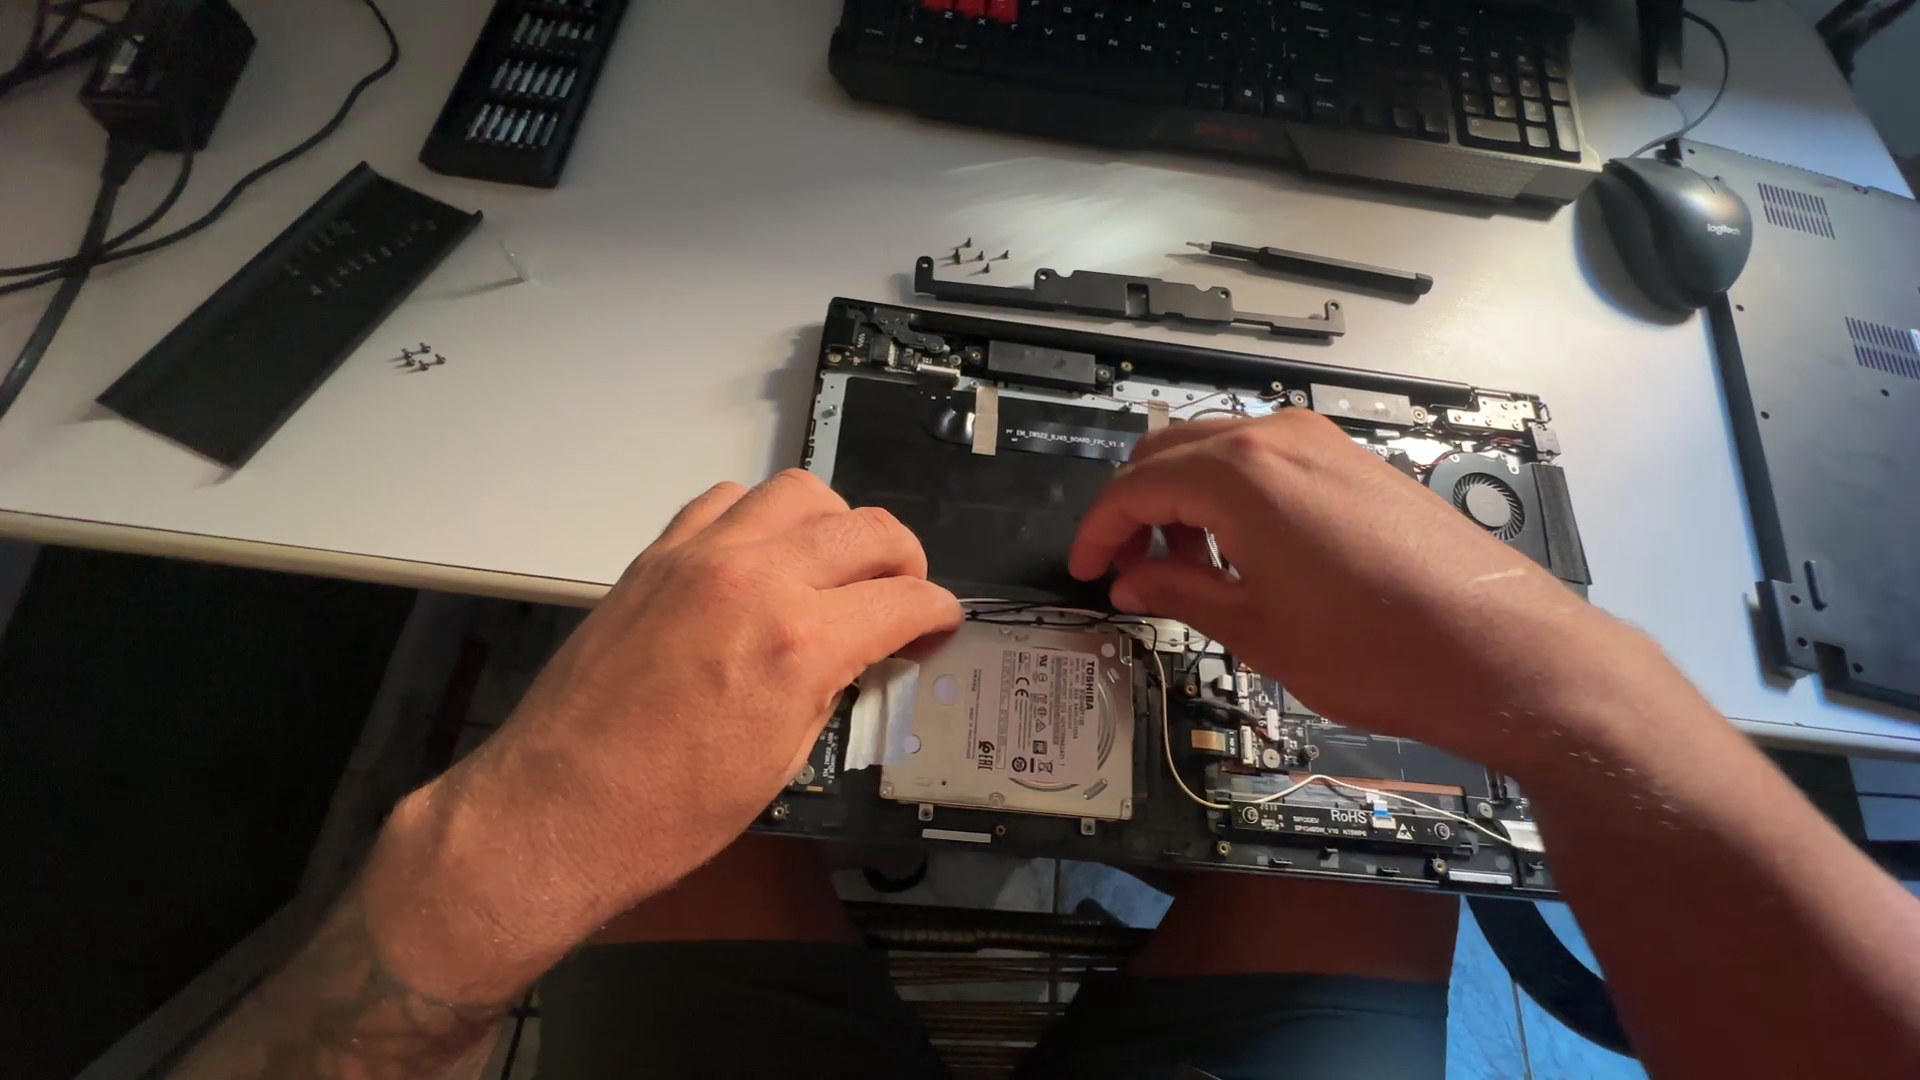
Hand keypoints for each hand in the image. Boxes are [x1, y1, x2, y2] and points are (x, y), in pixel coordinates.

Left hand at [365, 471, 959, 1000]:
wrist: (553, 812)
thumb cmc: (675, 812)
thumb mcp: (786, 757)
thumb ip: (835, 682)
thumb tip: (863, 649)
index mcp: (803, 643)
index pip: (906, 599)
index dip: (938, 612)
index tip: (939, 624)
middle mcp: (760, 578)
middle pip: (869, 529)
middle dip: (906, 559)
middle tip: (903, 591)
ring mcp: (703, 556)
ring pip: (802, 492)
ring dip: (836, 523)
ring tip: (833, 564)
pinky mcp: (658, 554)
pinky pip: (728, 501)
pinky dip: (762, 518)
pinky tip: (761, 557)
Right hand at [1068, 411, 1608, 762]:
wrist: (1510, 655)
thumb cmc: (1378, 650)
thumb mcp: (1255, 629)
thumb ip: (1177, 591)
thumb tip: (1128, 581)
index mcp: (1241, 475)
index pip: (1135, 487)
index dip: (1097, 531)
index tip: (1083, 568)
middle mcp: (1278, 439)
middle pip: (1166, 452)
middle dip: (1132, 508)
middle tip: (1124, 567)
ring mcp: (1321, 443)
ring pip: (1213, 451)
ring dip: (1178, 498)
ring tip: (1180, 565)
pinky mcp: (1352, 461)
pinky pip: (1262, 460)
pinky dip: (1226, 494)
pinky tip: (1237, 549)